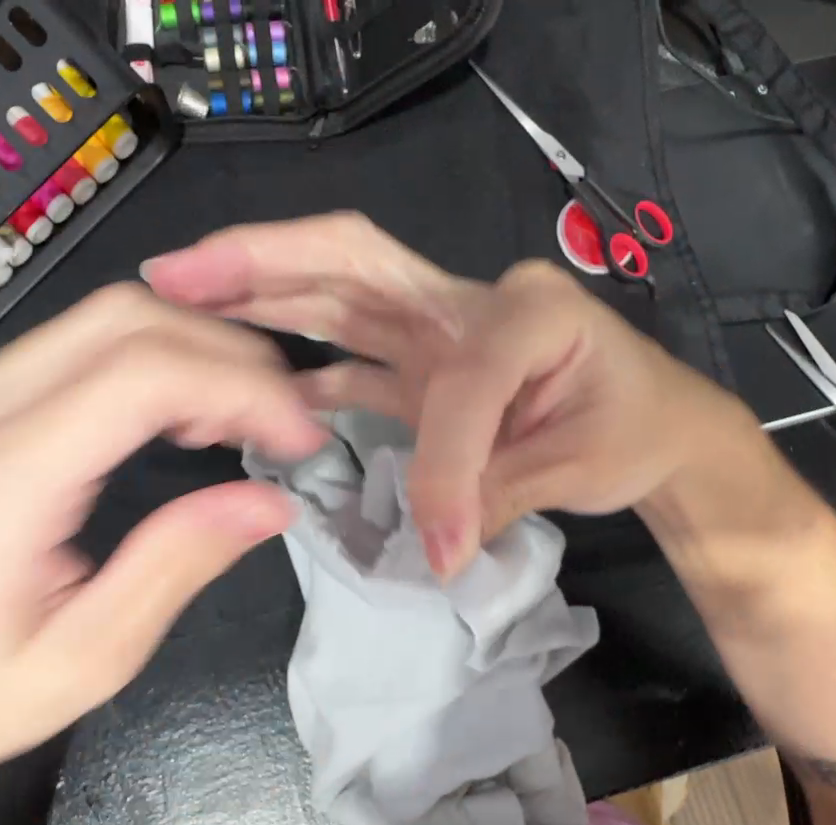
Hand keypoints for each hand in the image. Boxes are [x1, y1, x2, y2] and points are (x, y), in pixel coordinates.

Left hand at [0, 284, 324, 824]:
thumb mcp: (89, 659)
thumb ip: (178, 563)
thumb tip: (272, 500)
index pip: (136, 376)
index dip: (239, 386)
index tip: (301, 436)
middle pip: (116, 322)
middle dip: (224, 354)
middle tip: (283, 421)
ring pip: (90, 326)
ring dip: (186, 355)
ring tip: (243, 422)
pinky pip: (61, 356)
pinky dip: (141, 369)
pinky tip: (178, 419)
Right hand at [140, 213, 764, 576]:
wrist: (656, 425)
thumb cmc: (635, 429)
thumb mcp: (583, 465)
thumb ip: (500, 496)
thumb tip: (435, 552)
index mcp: (528, 311)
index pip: (461, 384)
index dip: (446, 468)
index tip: (442, 548)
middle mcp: (471, 302)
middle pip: (354, 261)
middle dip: (263, 263)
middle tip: (179, 272)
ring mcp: (438, 331)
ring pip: (339, 299)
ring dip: (261, 298)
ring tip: (186, 301)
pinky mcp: (423, 368)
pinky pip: (351, 362)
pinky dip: (303, 373)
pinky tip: (256, 391)